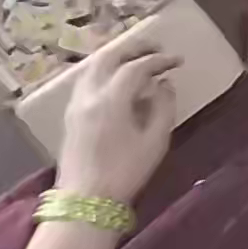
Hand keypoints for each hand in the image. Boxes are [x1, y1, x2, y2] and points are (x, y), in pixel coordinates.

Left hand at [55, 41, 180, 202]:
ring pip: (94, 65)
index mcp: (111, 98)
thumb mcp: (155, 142)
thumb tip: (165, 85)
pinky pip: (87, 78)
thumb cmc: (125, 172)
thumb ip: (163, 108)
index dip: (158, 60)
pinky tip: (116, 80)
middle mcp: (90, 93)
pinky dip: (105, 70)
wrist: (86, 200)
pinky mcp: (71, 114)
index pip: (136, 67)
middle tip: (156, 49)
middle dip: (134, 48)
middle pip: (109, 56)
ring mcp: (76, 102)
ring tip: (136, 60)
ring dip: (116, 56)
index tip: (176, 60)